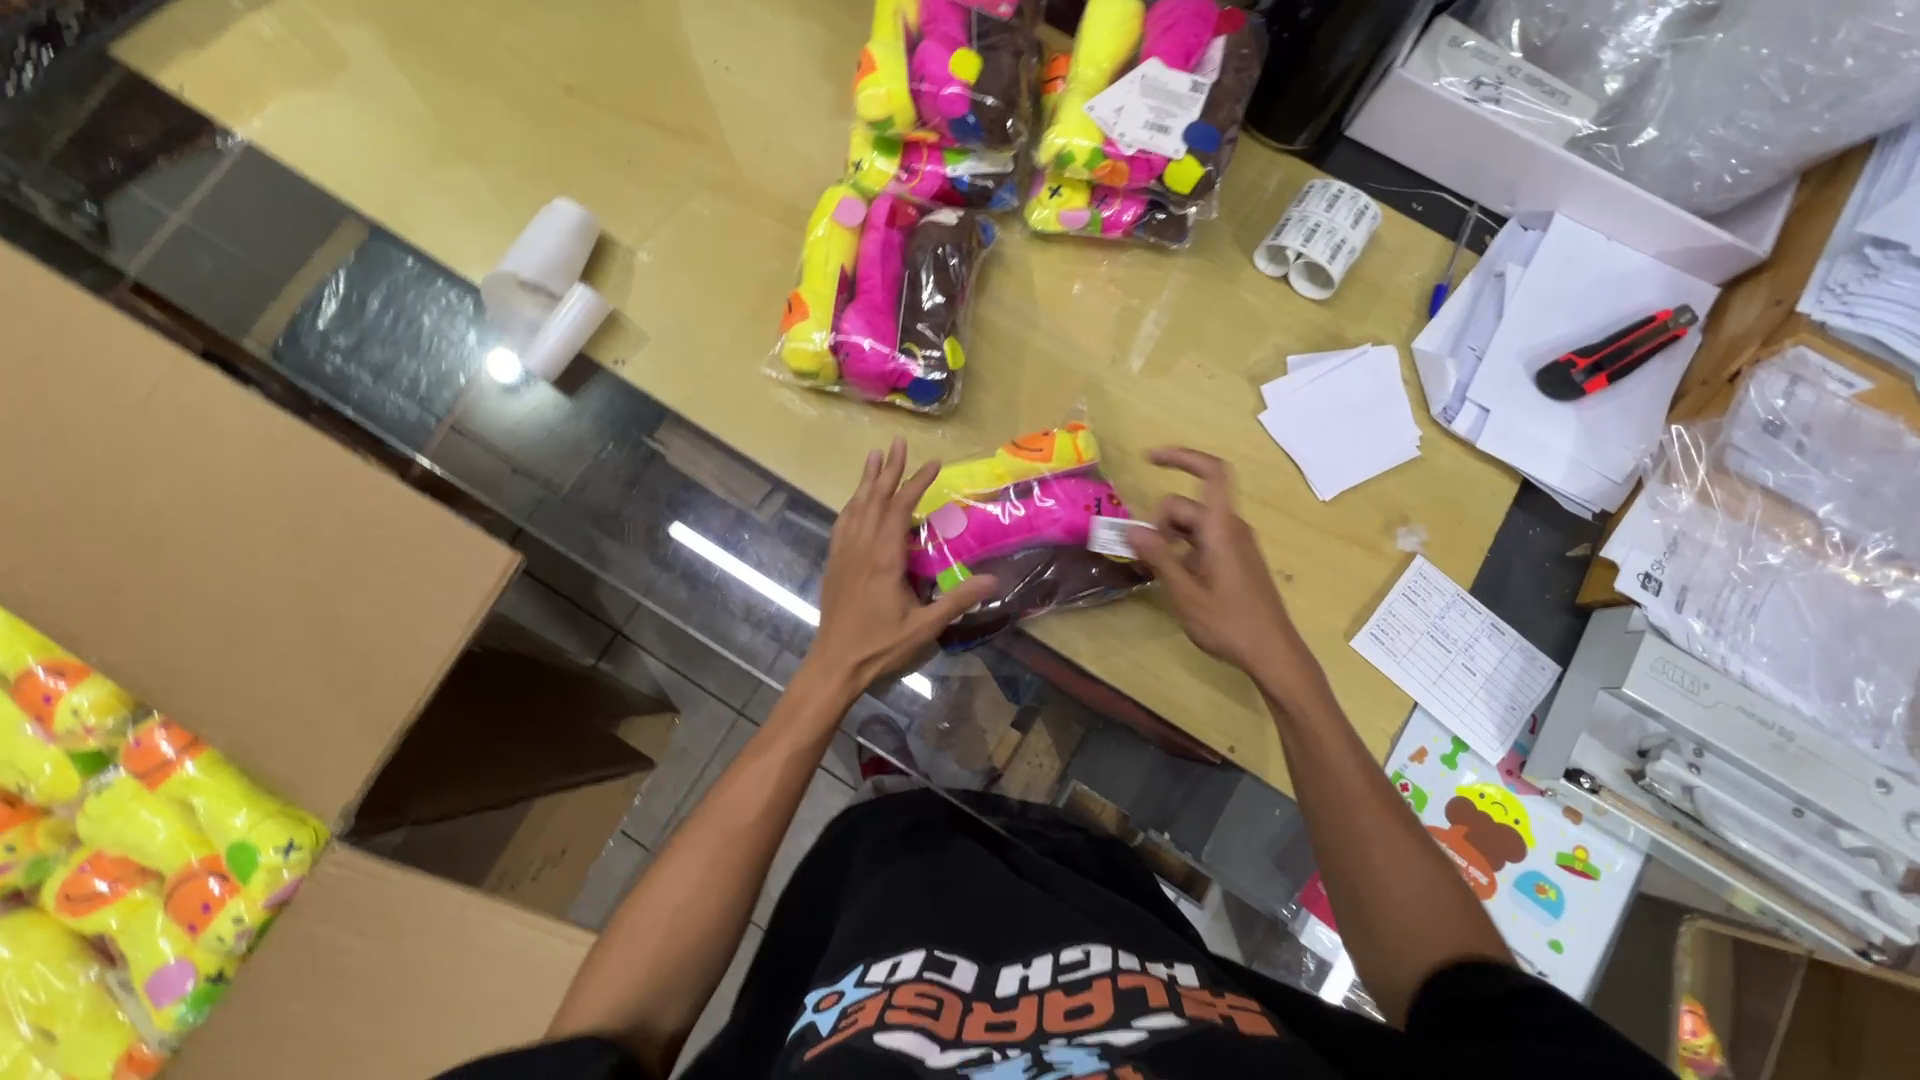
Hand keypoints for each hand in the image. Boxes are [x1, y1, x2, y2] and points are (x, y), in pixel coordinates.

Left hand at [807, 438, 998, 690]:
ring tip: (874, 456)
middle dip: (888, 469)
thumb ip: (957, 601)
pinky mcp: (834, 564)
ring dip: (866, 480)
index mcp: (884, 558)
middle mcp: (862, 548)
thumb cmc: (880, 646)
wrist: (834, 663)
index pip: (901, 508)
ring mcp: (844, 554)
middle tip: (898, 442)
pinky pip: (842, 524)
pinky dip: (851, 505)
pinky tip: (854, 501)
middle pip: (874, 498)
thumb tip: (993, 580)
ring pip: (855, 507)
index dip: (916, 483)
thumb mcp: (924, 627)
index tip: (933, 463)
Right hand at [1131, 448, 1298, 672]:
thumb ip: (1158, 557)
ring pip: (1193, 524)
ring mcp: (1236, 544)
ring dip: (1168, 538)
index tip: (1148, 459)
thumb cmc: (1229, 624)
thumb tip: (1131, 529)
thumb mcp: (1185, 593)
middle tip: (1142, 556)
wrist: (1273, 653)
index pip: (1211, 472)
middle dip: (1158, 522)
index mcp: (1222, 528)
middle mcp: (1231, 528)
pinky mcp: (1236, 560)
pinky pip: (1203, 540)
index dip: (1181, 457)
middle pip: (1188, 505)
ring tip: (1151, 570)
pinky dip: (1182, 549)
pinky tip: (1171, 577)